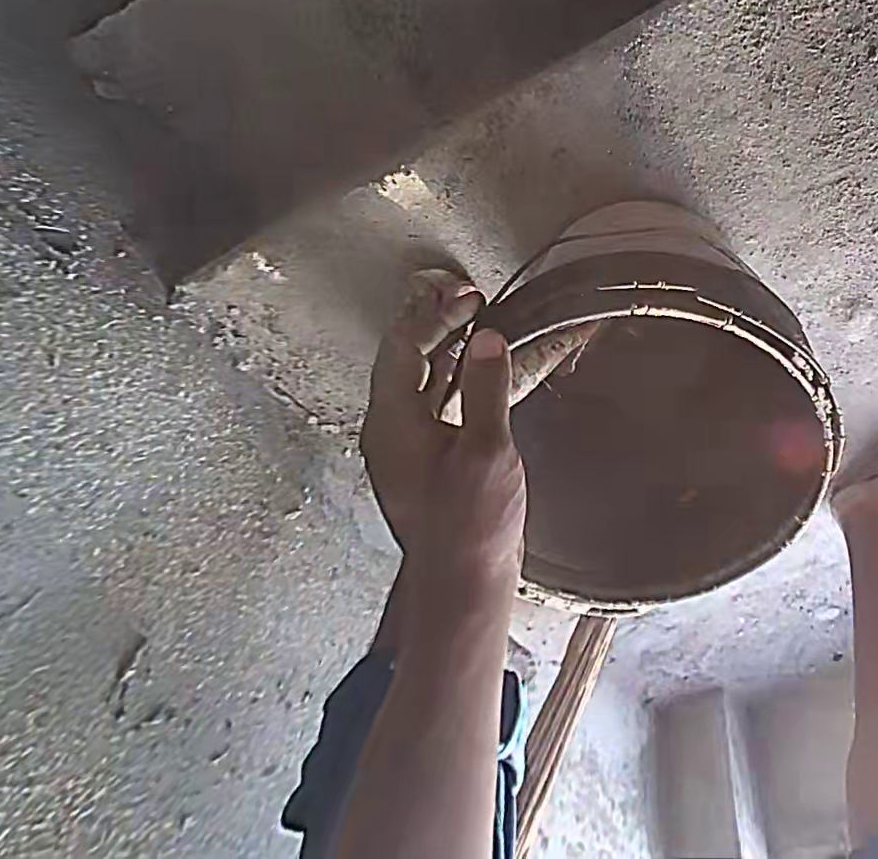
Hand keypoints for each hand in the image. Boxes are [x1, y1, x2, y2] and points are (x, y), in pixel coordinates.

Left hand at [362, 271, 526, 582]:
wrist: (463, 580)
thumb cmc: (471, 522)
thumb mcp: (486, 451)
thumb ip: (486, 390)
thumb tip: (488, 340)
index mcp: (393, 422)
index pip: (404, 349)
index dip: (435, 315)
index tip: (469, 298)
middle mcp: (389, 430)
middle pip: (404, 360)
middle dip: (435, 324)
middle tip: (468, 301)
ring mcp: (404, 447)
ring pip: (416, 380)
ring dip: (443, 349)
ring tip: (472, 326)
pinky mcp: (423, 460)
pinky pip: (430, 402)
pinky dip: (451, 377)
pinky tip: (475, 374)